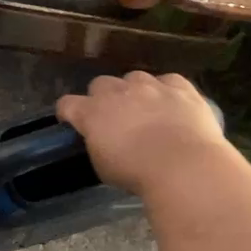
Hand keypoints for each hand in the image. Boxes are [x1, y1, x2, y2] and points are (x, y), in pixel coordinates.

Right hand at [56, 72, 228, 195]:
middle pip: (100, 83)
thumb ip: (96, 143)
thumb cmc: (136, 172)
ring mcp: (151, 86)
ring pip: (134, 78)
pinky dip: (167, 90)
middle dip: (102, 97)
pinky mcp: (182, 88)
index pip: (66, 104)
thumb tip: (100, 139)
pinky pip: (169, 80)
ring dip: (134, 90)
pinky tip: (171, 104)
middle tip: (112, 116)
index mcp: (91, 112)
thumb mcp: (101, 165)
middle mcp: (118, 92)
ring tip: (145, 109)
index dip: (68, 113)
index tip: (74, 124)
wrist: (184, 166)